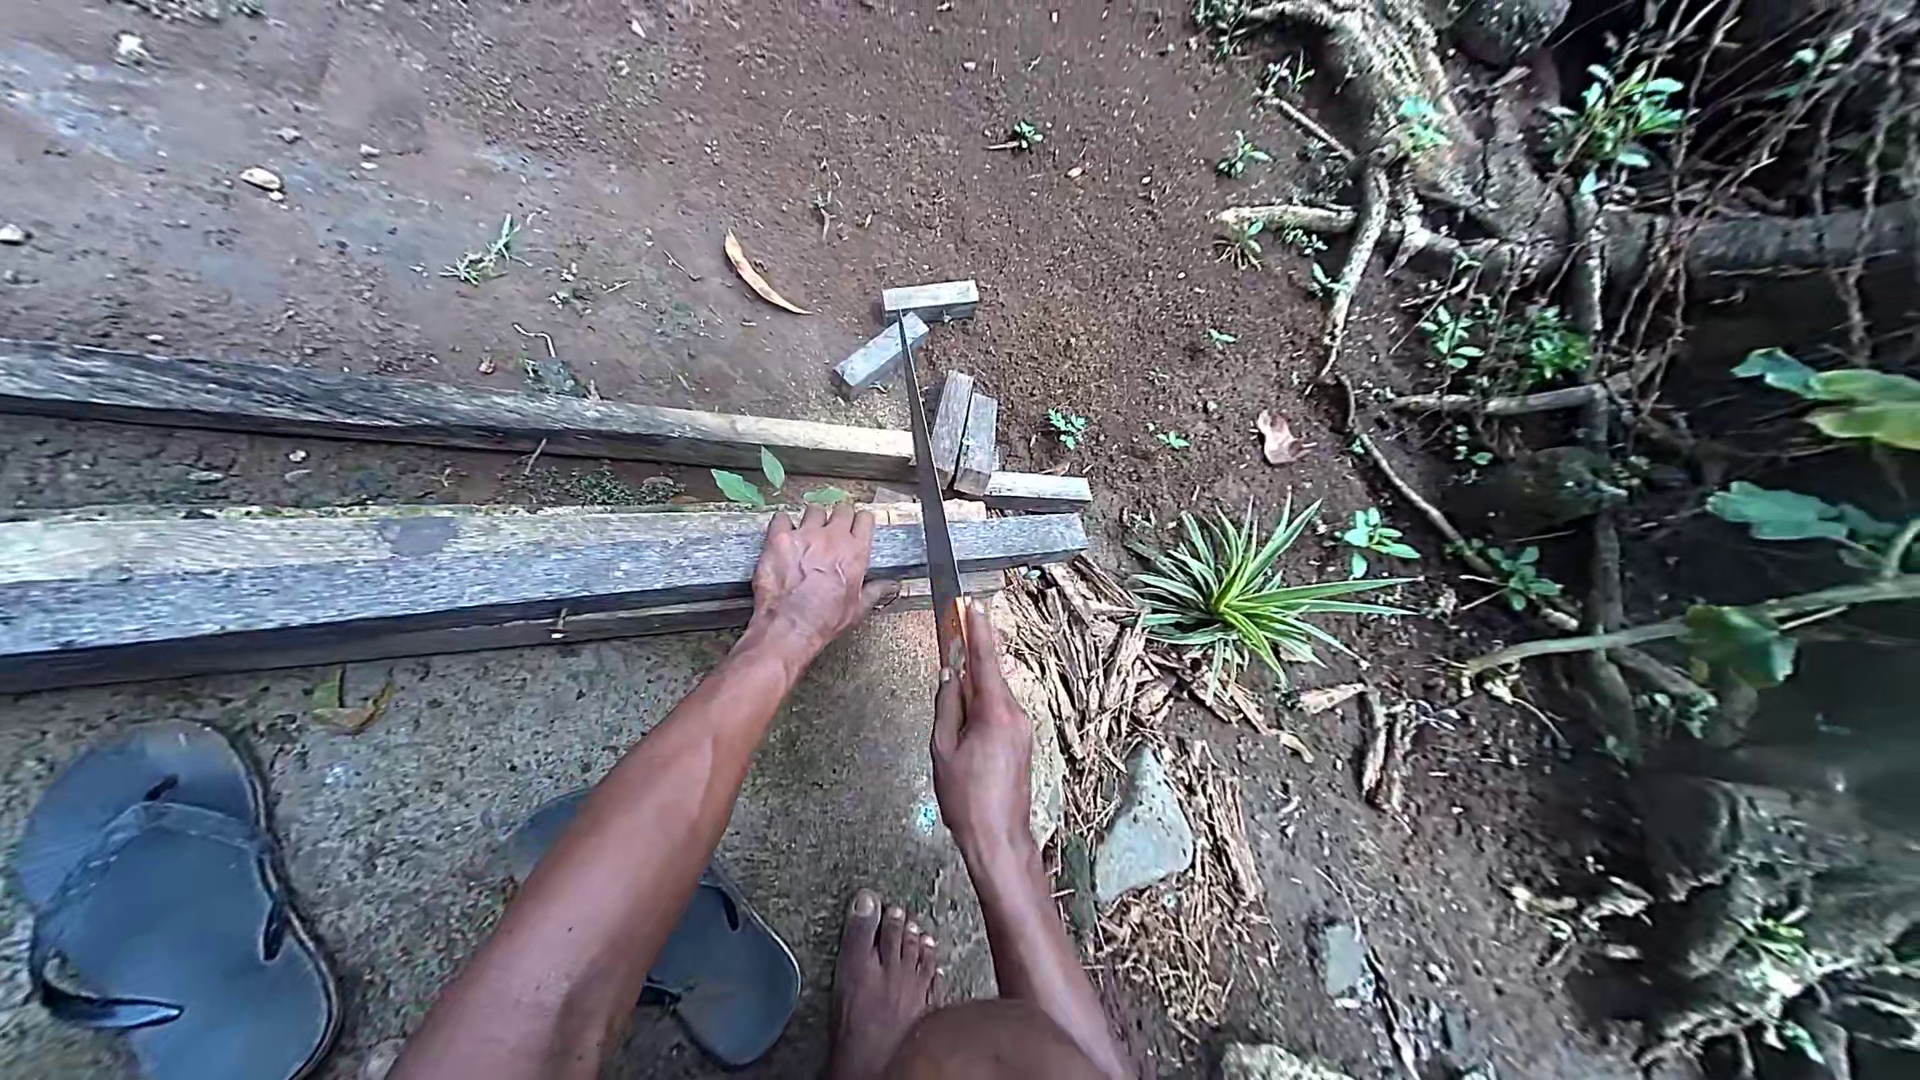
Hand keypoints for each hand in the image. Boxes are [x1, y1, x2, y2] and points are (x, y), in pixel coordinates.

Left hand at [748, 503, 896, 660]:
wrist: (791, 626)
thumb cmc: (824, 620)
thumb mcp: (857, 609)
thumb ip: (875, 591)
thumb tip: (890, 585)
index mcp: (855, 552)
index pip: (864, 519)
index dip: (860, 521)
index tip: (856, 525)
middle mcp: (832, 537)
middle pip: (842, 509)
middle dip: (839, 516)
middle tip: (832, 527)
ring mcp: (805, 535)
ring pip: (813, 510)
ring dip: (812, 519)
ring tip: (807, 531)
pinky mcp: (779, 538)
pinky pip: (782, 518)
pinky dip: (783, 524)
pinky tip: (783, 535)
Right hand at [931, 600, 1035, 863]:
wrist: (999, 838)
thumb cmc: (967, 799)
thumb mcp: (943, 749)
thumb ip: (946, 706)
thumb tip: (949, 675)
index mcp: (996, 713)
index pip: (985, 660)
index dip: (978, 630)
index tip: (973, 604)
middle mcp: (1015, 715)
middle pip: (987, 677)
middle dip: (966, 665)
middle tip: (947, 656)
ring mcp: (1022, 728)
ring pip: (991, 695)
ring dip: (970, 692)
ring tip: (950, 716)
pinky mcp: (1021, 740)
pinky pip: (998, 711)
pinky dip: (980, 708)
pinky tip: (964, 728)